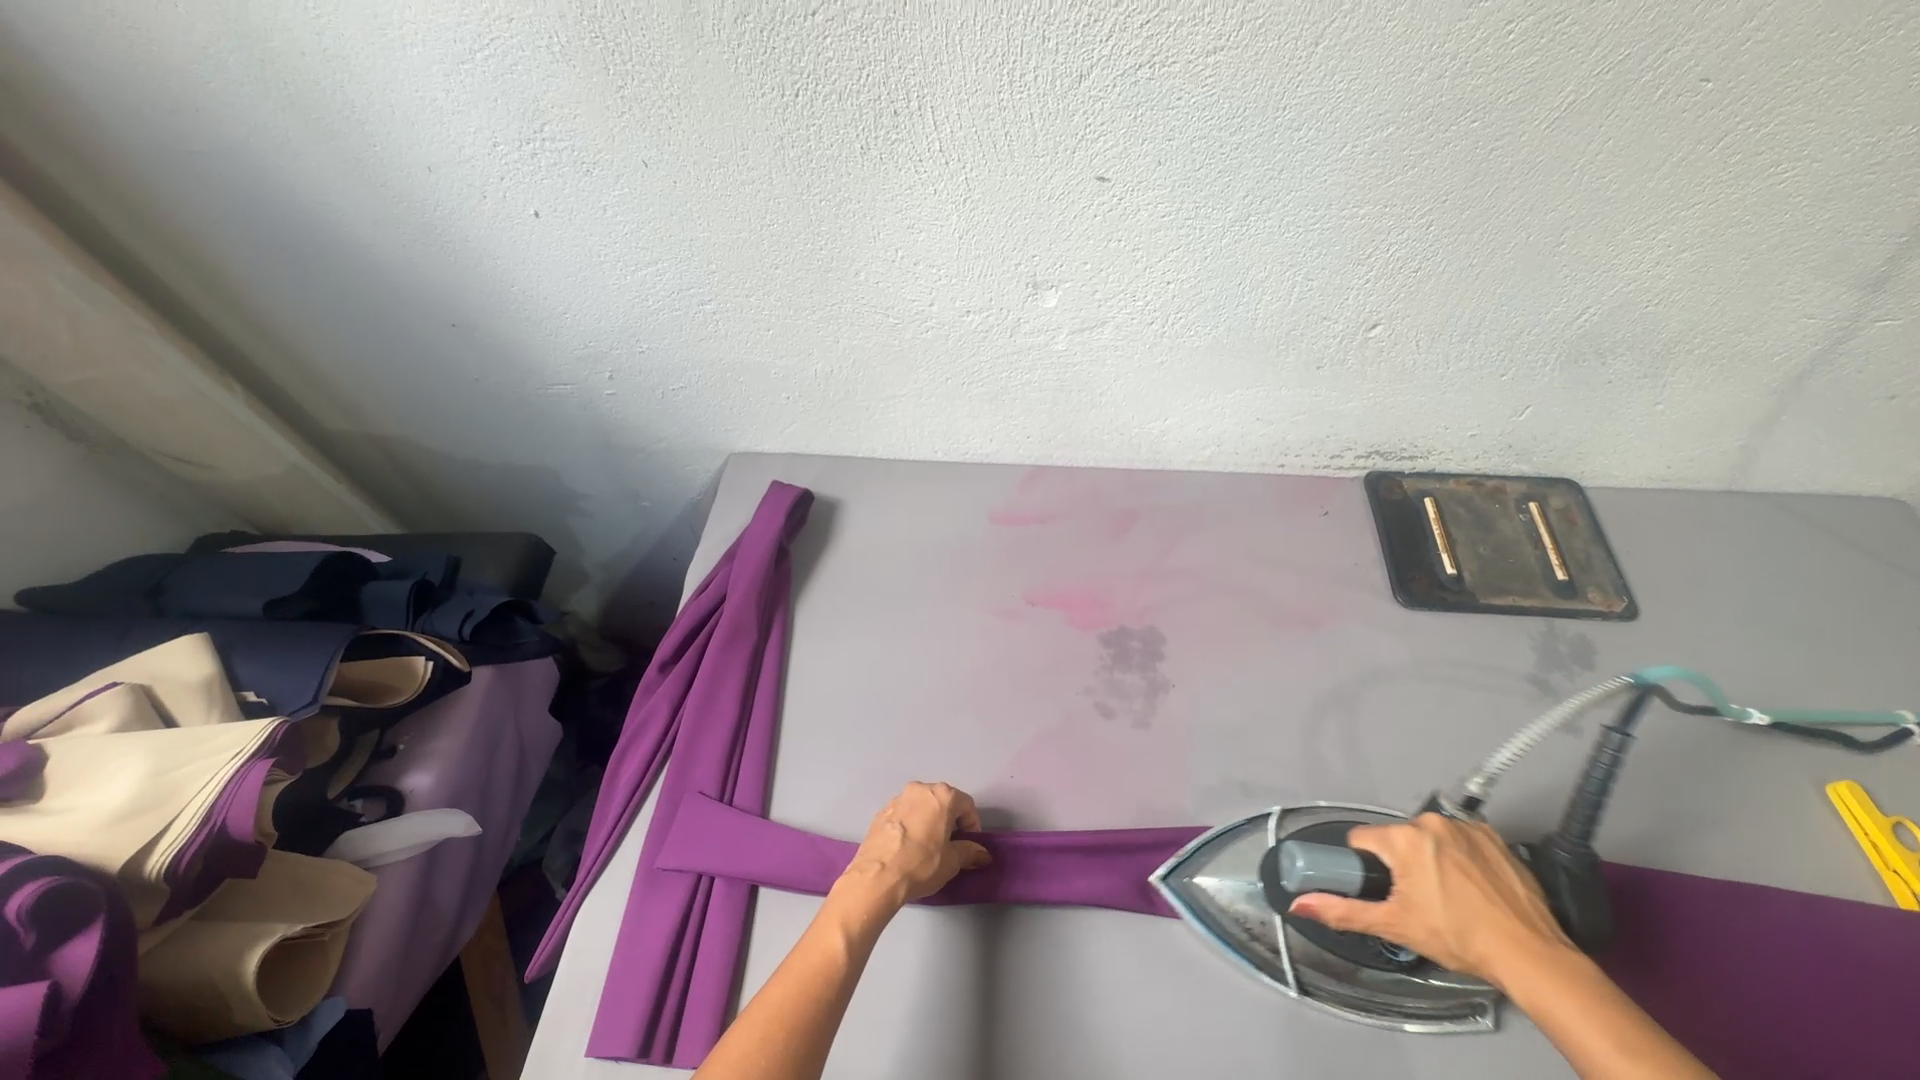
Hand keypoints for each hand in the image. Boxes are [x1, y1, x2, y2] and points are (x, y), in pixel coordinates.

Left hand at [836, 782, 991, 910]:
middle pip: (943, 802)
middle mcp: (919, 790)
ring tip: (928, 847)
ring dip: (929, 822)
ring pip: (921, 807)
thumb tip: (982, 854)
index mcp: (942, 796)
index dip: (972, 826)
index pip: (966, 805)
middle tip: (951, 845)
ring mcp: (897, 799)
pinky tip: (908, 848)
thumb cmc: (921, 864)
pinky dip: (911, 826)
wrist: (877, 877)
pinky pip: (904, 815)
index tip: (970, 845)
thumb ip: (970, 852)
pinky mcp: (880, 812)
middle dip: (950, 821)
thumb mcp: (952, 861)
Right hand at [1287, 813, 1574, 985]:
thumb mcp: (1394, 925)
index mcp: (1404, 838)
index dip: (1365, 865)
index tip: (1382, 889)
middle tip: (1417, 899)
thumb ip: (1343, 911)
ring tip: (1449, 896)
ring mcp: (1468, 827)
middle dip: (1400, 863)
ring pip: (1431, 838)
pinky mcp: (1496, 837)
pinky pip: (1463, 840)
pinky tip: (1472, 887)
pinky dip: (1461, 858)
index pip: (1362, 839)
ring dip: (1431, 858)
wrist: (1530, 953)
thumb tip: (1299, 904)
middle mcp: (1433, 822)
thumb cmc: (1458, 938)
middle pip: (1398, 838)